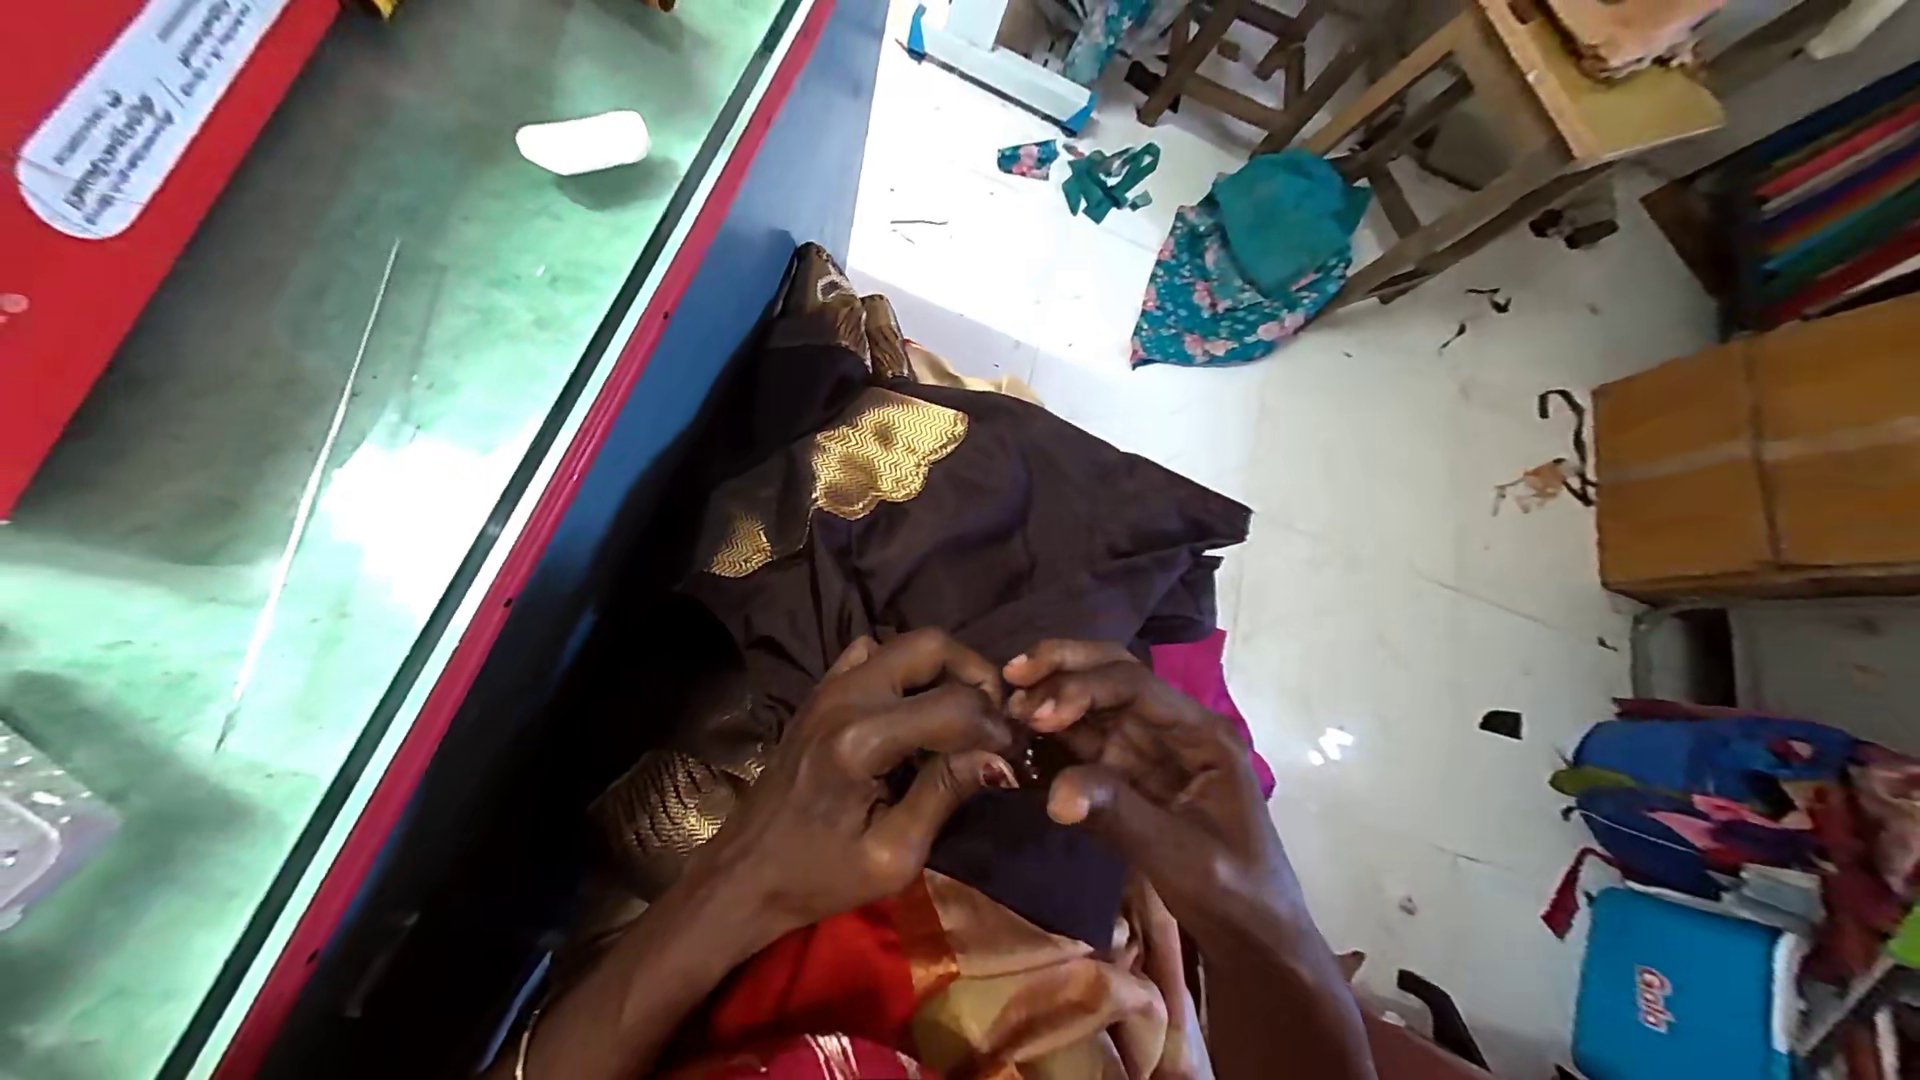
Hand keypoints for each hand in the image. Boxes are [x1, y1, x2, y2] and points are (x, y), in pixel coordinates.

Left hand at [687, 629, 1018, 943]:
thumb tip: (1000, 756)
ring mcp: (829, 685)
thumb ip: (945, 794)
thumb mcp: (893, 855)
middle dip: (975, 674)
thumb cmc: (818, 876)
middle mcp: (846, 696)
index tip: (1011, 753)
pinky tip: (911, 704)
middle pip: (932, 646)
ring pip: (905, 642)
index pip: (953, 705)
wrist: (745, 871)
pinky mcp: (822, 689)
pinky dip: (905, 666)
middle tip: (992, 716)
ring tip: (960, 711)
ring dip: (944, 668)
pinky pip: (872, 652)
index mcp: (862, 741)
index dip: (993, 726)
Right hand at [1002, 640, 1300, 947]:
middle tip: (1013, 673)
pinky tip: (1023, 726)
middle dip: (1064, 664)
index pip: (1135, 686)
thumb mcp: (1182, 857)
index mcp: (1200, 733)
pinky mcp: (1124, 768)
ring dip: (1052, 690)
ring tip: (1009, 698)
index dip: (1083, 690)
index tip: (1038, 714)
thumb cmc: (1233, 893)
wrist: (1252, 936)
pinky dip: (1052, 725)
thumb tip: (1054, 794)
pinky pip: (1084, 733)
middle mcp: (1171, 726)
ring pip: (1094, 696)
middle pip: (1114, 672)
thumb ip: (1120, 815)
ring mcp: (1145, 745)